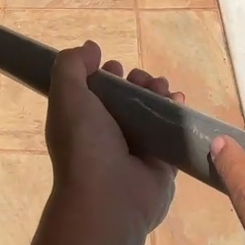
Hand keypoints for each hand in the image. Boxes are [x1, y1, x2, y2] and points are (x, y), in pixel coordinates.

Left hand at [45, 41, 178, 236]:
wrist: (108, 196)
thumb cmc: (83, 141)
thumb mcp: (66, 94)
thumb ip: (72, 65)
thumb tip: (92, 48)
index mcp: (82, 120)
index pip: (96, 90)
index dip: (106, 73)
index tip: (115, 66)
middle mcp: (108, 134)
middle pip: (127, 97)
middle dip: (137, 80)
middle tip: (142, 78)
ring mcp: (135, 149)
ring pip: (151, 111)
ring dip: (158, 92)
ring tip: (162, 87)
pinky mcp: (161, 163)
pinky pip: (172, 132)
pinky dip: (177, 113)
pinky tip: (178, 101)